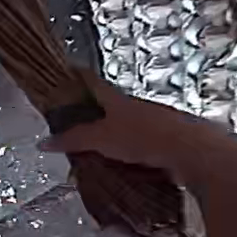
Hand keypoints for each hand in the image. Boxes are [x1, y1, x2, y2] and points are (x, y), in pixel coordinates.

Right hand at [39, 73, 236, 182]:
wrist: (193, 153)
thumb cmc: (144, 138)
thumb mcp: (100, 139)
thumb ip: (72, 140)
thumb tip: (43, 143)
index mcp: (117, 99)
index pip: (91, 81)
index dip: (77, 75)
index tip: (65, 71)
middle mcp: (136, 106)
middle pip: (108, 103)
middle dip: (90, 110)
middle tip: (71, 122)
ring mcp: (153, 123)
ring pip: (124, 124)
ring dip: (109, 133)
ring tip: (92, 150)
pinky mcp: (166, 142)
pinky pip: (138, 143)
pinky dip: (125, 151)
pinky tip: (119, 164)